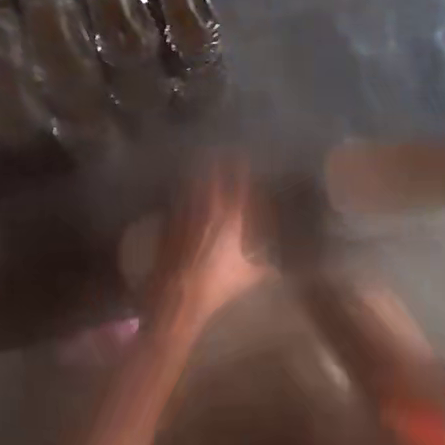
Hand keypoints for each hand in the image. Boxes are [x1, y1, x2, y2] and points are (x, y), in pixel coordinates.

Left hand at [148, 156, 267, 333]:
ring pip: (191, 179)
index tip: (243, 156)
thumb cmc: (215, 284)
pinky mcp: (167, 219)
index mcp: (231, 216)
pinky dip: (180, 187)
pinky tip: (180, 187)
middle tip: (220, 152)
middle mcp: (208, 206)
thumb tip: (277, 271)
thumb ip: (262, 270)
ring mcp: (184, 210)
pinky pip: (175, 195)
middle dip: (217, 159)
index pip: (238, 181)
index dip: (241, 166)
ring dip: (196, 169)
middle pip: (211, 171)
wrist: (176, 292)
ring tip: (200, 162)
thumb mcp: (246, 277)